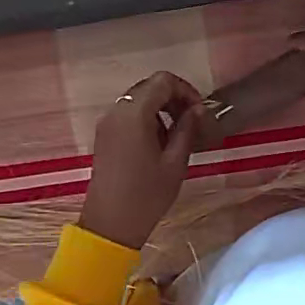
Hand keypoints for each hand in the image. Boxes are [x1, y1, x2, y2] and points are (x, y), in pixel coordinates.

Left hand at [78, 71, 205, 248]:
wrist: (110, 224)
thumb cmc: (146, 195)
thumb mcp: (175, 162)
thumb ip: (187, 130)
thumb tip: (197, 110)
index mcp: (134, 113)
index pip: (163, 81)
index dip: (186, 90)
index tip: (200, 111)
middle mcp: (117, 111)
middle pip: (149, 87)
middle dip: (173, 98)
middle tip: (193, 121)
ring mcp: (107, 123)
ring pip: (138, 101)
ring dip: (160, 109)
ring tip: (178, 136)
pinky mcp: (104, 136)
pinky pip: (127, 116)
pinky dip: (146, 120)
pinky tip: (159, 144)